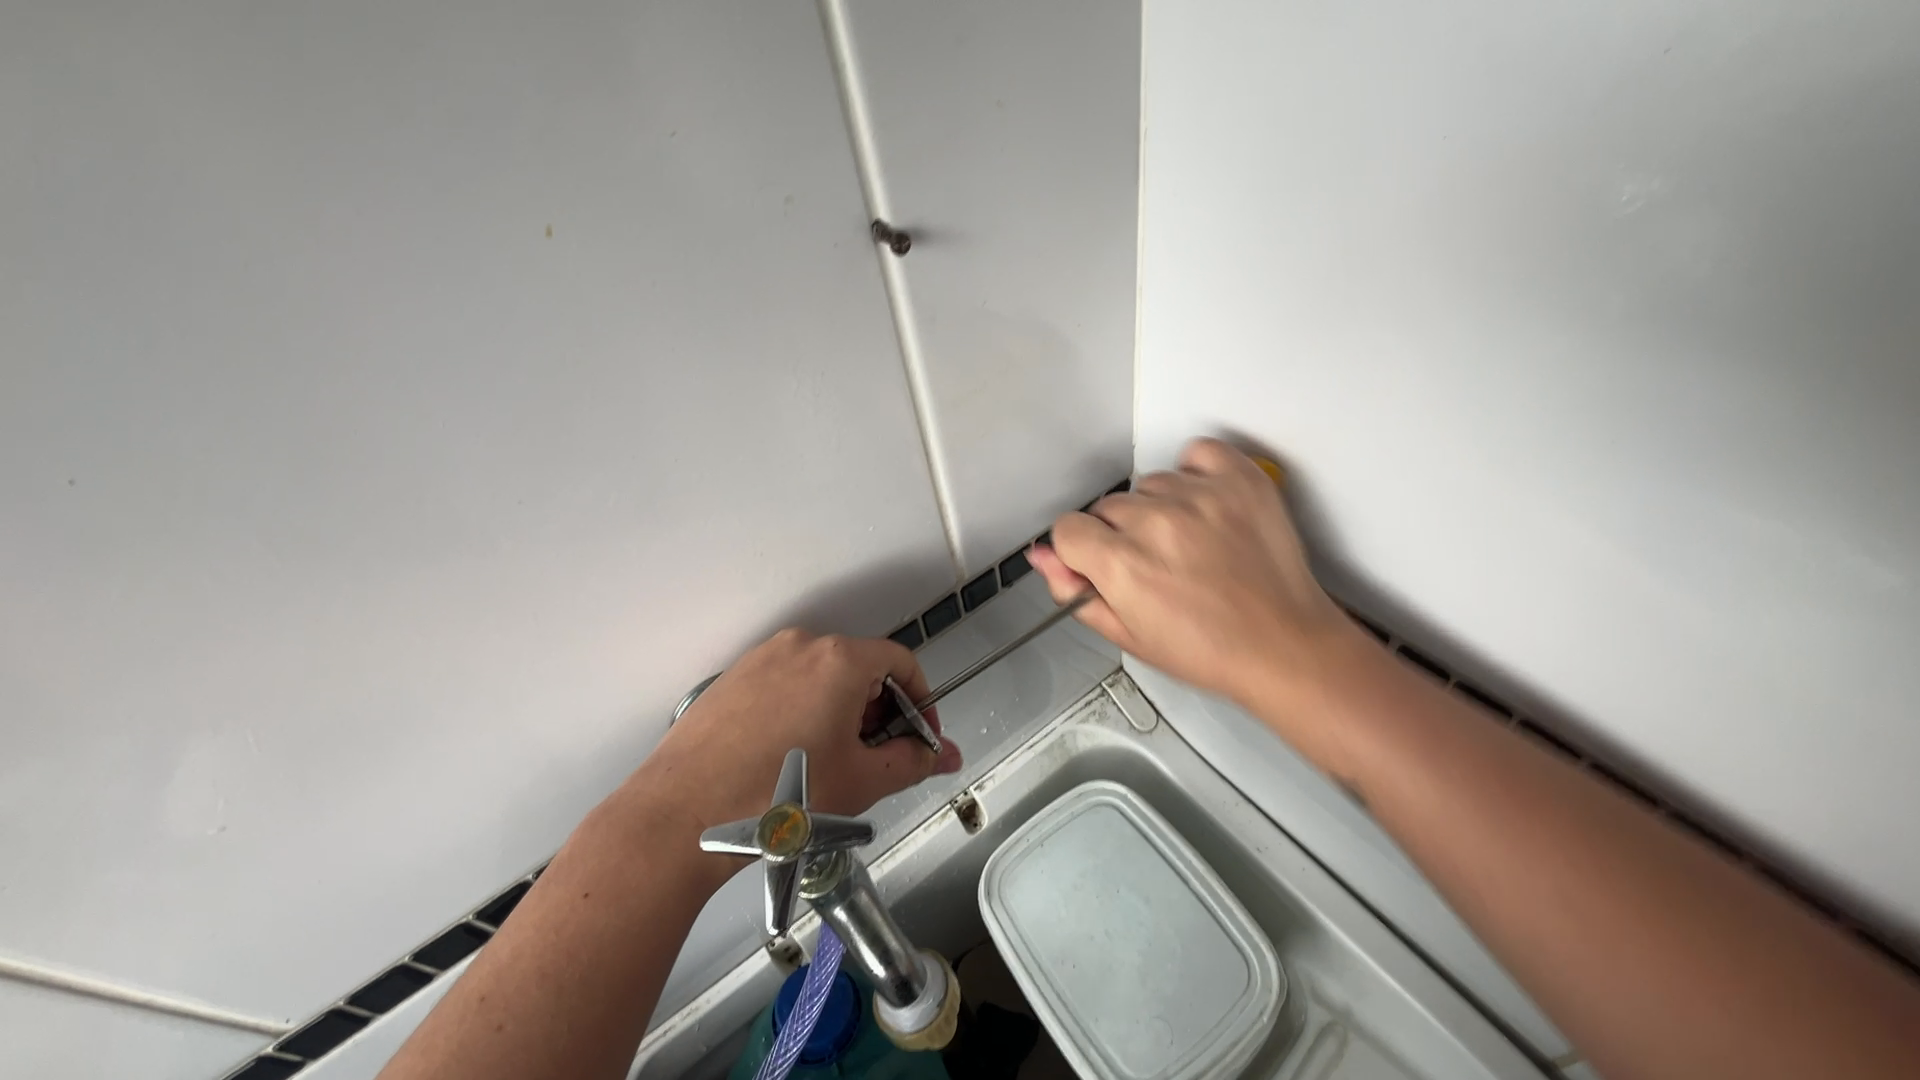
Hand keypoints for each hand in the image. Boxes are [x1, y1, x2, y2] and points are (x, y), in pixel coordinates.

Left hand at [638, 630, 963, 835]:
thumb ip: (912, 761)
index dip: (920, 701)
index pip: (900, 662)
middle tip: (875, 758)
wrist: (684, 815)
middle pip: (860, 667)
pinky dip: (802, 711)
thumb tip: (944, 755)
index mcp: (838, 660)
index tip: (918, 737)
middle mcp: (800, 646)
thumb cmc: (777, 796)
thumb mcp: (861, 781)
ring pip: (820, 677)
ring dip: (840, 712)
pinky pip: (784, 685)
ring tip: (831, 764)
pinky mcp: (732, 680)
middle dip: (878, 712)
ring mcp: (761, 660)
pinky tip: (791, 758)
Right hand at [1028, 437, 1362, 708]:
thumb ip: (1075, 592)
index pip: (1067, 528)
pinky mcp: (1240, 481)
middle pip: (1108, 507)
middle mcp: (1156, 523)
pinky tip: (1205, 506)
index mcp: (1122, 565)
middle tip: (1157, 565)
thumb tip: (1044, 558)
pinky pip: (1196, 453)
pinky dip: (1196, 473)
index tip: (1103, 564)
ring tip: (1190, 543)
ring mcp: (1200, 496)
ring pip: (1149, 484)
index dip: (1082, 551)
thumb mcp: (1128, 634)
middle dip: (1121, 533)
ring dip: (1160, 507)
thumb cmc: (1211, 650)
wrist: (1284, 647)